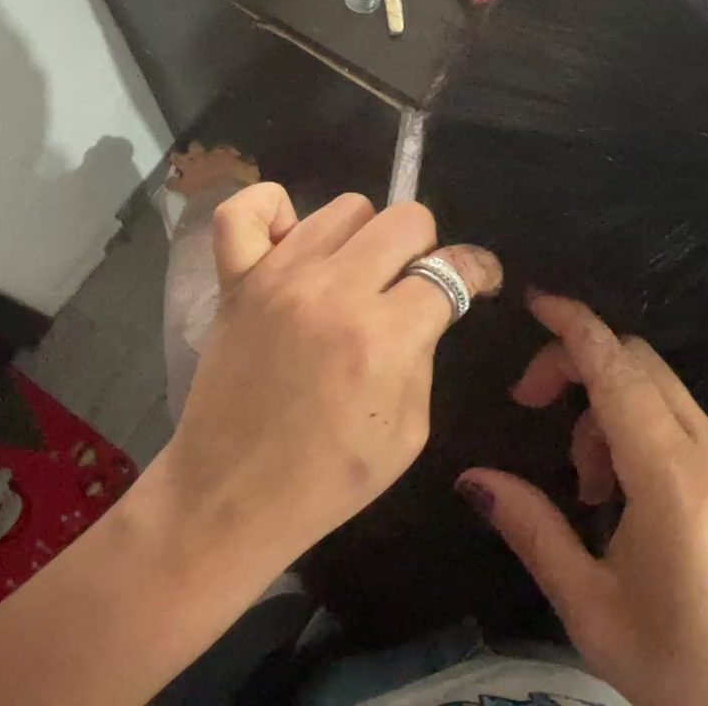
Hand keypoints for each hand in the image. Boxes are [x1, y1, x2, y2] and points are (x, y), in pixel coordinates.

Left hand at [161, 183, 502, 568]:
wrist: (230, 499)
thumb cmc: (327, 480)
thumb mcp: (408, 433)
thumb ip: (424, 354)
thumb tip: (428, 303)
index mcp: (383, 337)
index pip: (450, 268)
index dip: (476, 271)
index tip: (477, 278)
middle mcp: (333, 291)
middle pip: (406, 219)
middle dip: (424, 250)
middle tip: (409, 287)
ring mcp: (278, 278)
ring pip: (345, 207)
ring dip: (364, 238)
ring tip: (353, 278)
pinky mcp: (235, 280)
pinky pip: (248, 209)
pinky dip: (276, 212)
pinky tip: (291, 244)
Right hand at [458, 294, 707, 705]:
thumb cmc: (686, 669)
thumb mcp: (591, 608)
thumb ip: (531, 529)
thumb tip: (472, 477)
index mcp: (671, 477)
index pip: (616, 367)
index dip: (572, 324)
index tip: (533, 299)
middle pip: (638, 363)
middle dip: (579, 368)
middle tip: (536, 413)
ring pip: (663, 393)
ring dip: (611, 412)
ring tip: (592, 488)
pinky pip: (690, 423)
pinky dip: (647, 432)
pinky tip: (636, 499)